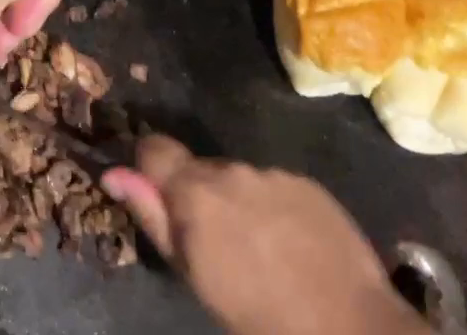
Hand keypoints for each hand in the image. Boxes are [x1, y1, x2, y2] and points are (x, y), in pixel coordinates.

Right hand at [102, 137, 428, 334]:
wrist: (352, 328)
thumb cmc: (258, 314)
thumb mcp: (193, 275)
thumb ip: (152, 217)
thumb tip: (114, 174)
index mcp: (194, 191)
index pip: (153, 148)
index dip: (150, 167)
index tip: (158, 196)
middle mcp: (230, 169)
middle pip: (198, 168)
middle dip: (199, 193)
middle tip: (216, 241)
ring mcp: (273, 173)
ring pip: (238, 178)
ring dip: (237, 201)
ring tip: (259, 246)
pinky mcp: (308, 183)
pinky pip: (274, 185)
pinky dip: (272, 206)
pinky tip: (290, 242)